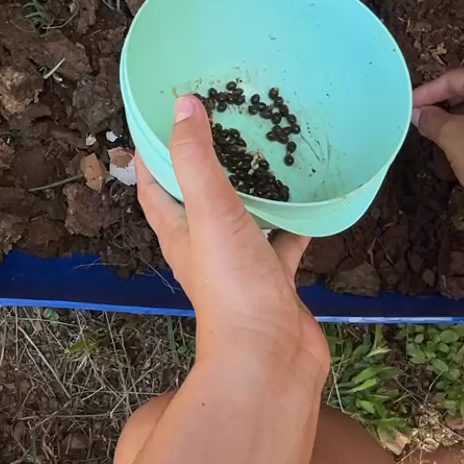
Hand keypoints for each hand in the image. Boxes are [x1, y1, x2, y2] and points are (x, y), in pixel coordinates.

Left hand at [136, 95, 327, 385]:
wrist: (271, 356)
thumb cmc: (232, 285)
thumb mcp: (209, 212)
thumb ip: (196, 160)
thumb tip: (182, 106)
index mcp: (178, 230)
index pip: (153, 184)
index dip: (152, 151)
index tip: (163, 116)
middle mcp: (203, 245)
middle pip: (197, 196)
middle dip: (205, 161)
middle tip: (226, 122)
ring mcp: (239, 263)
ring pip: (242, 216)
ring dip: (250, 187)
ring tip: (268, 150)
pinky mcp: (272, 278)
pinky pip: (282, 240)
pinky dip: (293, 221)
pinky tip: (311, 199)